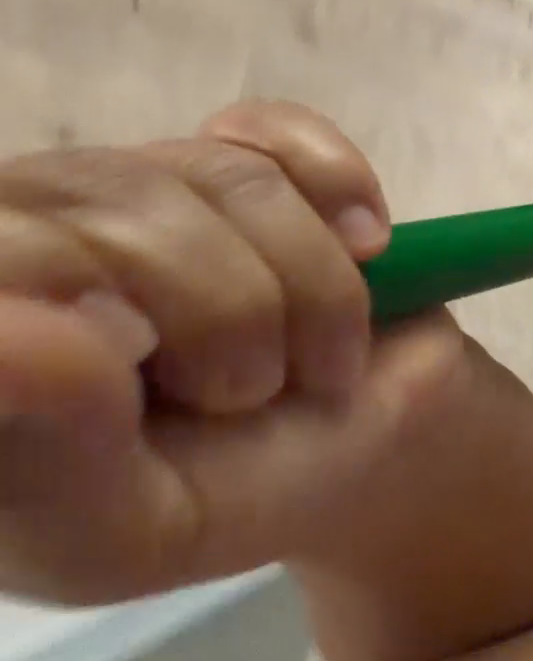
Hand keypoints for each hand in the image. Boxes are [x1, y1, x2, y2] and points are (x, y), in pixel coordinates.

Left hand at [0, 100, 423, 602]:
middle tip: (255, 388)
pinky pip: (285, 130)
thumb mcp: (131, 530)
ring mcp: (151, 188)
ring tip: (325, 354)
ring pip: (225, 176)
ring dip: (316, 286)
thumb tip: (19, 336)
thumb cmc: (237, 492)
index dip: (56, 283)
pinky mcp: (256, 161)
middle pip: (107, 200)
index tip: (137, 358)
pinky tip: (367, 245)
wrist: (371, 438)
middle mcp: (40, 238)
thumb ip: (47, 460)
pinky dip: (343, 186)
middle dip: (228, 308)